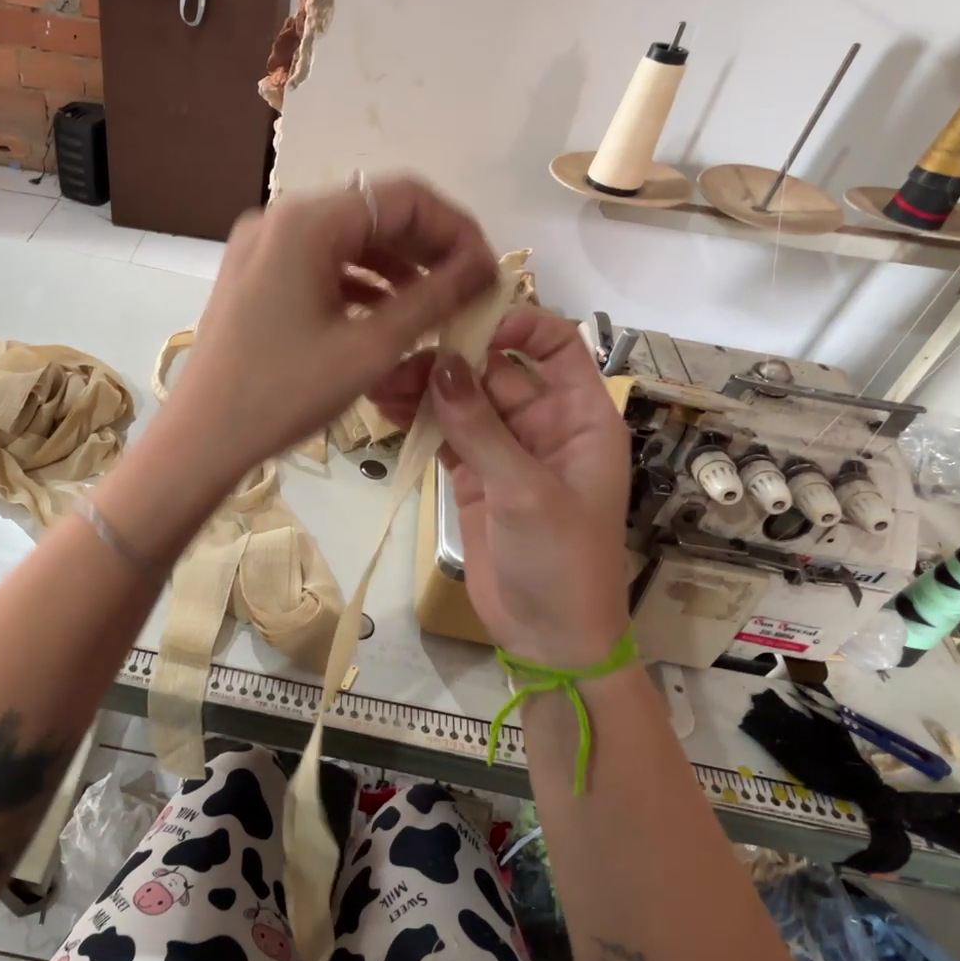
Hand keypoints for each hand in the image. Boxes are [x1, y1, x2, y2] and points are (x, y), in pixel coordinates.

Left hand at [161, 177, 497, 483]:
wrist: (201, 440)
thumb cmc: (284, 394)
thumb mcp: (369, 348)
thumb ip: (433, 299)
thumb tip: (484, 267)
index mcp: (306, 222)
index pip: (402, 197)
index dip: (454, 228)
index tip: (487, 269)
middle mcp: (279, 220)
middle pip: (372, 213)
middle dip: (426, 248)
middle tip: (467, 289)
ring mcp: (260, 249)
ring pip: (345, 242)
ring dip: (395, 268)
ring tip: (434, 308)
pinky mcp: (252, 279)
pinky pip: (317, 267)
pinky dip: (357, 285)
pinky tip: (385, 317)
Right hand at [371, 307, 631, 665]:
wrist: (550, 636)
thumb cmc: (561, 561)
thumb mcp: (524, 491)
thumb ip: (480, 428)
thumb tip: (441, 365)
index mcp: (581, 418)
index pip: (554, 346)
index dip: (515, 325)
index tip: (462, 324)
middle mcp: (545, 425)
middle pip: (495, 371)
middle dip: (448, 362)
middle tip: (396, 362)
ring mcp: (506, 452)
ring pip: (464, 403)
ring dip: (425, 391)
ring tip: (378, 385)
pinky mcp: (475, 479)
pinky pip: (446, 437)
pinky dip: (419, 423)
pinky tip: (386, 409)